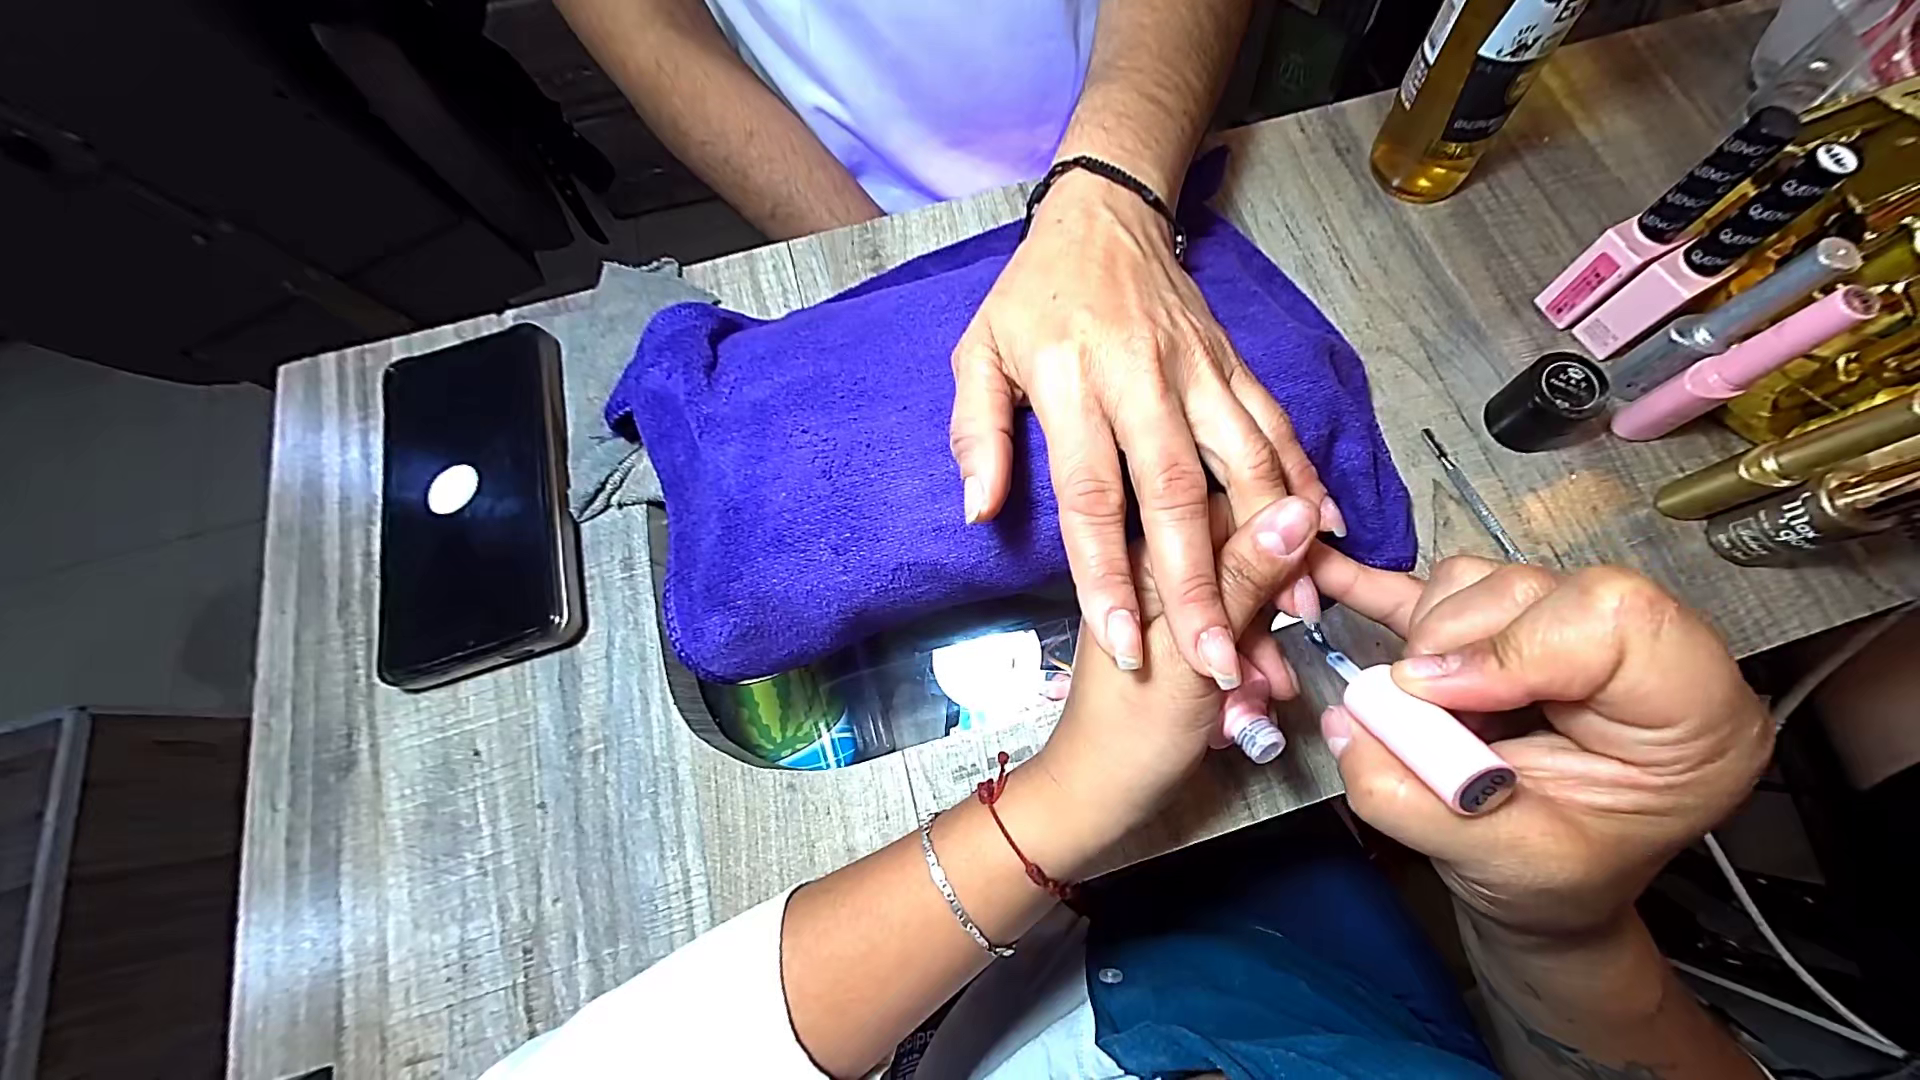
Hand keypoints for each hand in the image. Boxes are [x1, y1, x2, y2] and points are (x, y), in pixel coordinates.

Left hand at [949, 169, 1335, 689]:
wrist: (1101, 217)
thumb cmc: (1030, 298)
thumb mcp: (977, 355)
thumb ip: (979, 433)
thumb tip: (980, 510)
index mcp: (1070, 385)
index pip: (1090, 498)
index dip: (1104, 576)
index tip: (1121, 644)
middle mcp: (1142, 381)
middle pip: (1175, 496)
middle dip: (1197, 586)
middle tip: (1213, 661)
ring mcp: (1198, 371)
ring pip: (1244, 465)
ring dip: (1270, 544)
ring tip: (1289, 615)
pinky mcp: (1233, 362)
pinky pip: (1275, 424)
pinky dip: (1302, 479)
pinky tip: (1323, 530)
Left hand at [1022, 495, 1318, 874]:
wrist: (1100, 793)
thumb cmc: (1135, 729)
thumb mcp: (1194, 652)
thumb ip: (1242, 580)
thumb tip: (1296, 508)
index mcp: (1141, 556)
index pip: (1222, 508)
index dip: (1276, 541)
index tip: (1306, 588)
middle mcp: (1151, 569)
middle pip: (1236, 555)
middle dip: (1272, 604)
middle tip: (1284, 654)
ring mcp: (1164, 604)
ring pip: (1237, 597)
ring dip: (1263, 642)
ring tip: (1266, 691)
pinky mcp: (1176, 636)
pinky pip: (1226, 628)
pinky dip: (1249, 658)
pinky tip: (1258, 696)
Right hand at [1310, 552, 1773, 938]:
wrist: (1537, 877)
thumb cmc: (1547, 878)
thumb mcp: (1491, 860)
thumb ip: (1410, 798)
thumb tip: (1347, 720)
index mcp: (1682, 717)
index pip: (1614, 620)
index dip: (1512, 648)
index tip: (1443, 699)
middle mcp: (1629, 656)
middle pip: (1528, 589)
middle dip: (1449, 645)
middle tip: (1419, 706)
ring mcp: (1552, 631)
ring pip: (1473, 582)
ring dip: (1421, 631)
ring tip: (1415, 695)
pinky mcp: (1488, 629)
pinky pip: (1429, 587)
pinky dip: (1373, 586)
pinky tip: (1330, 576)